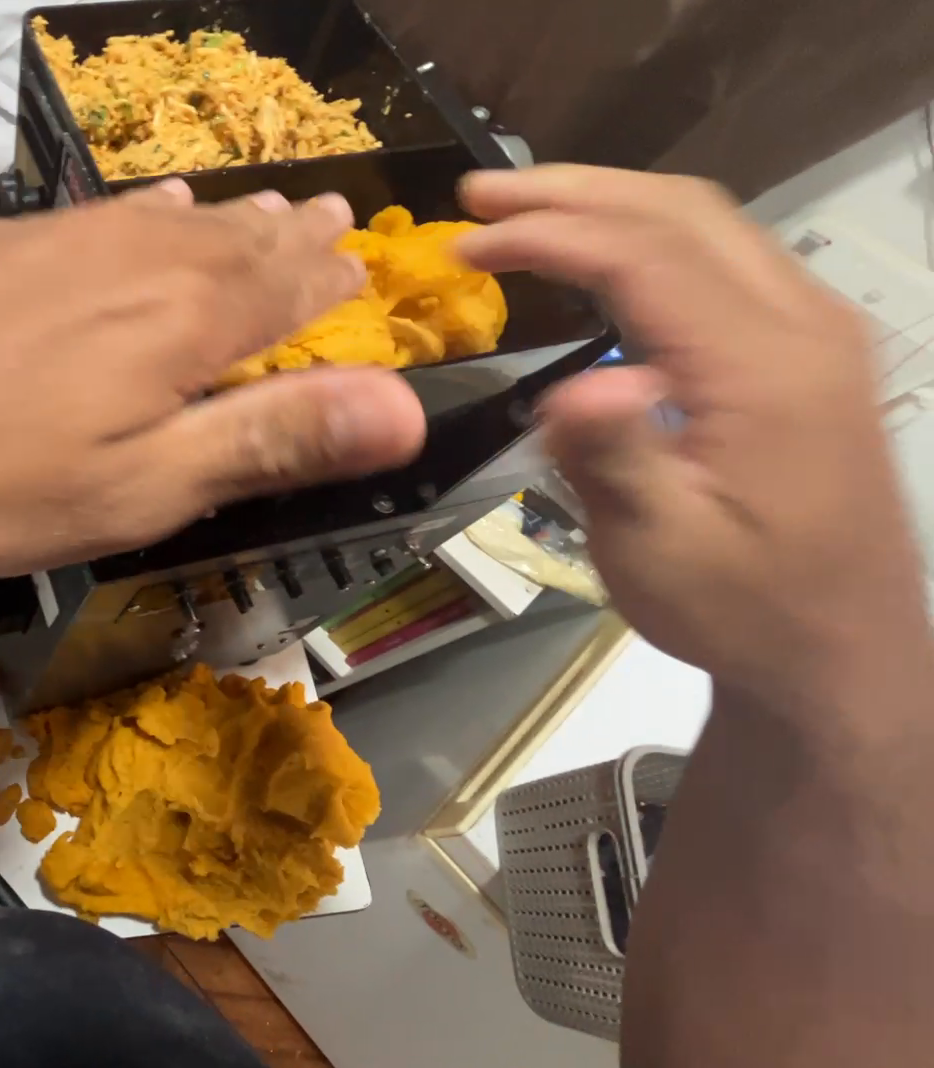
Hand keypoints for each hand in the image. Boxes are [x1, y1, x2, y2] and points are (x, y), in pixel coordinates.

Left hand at [0, 182, 425, 575]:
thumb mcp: (140, 490)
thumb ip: (269, 441)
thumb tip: (407, 409)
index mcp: (182, 321)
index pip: (289, 288)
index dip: (333, 283)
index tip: (362, 269)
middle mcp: (131, 258)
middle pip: (236, 242)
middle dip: (291, 238)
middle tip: (330, 222)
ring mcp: (54, 243)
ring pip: (167, 222)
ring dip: (223, 223)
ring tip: (260, 214)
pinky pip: (94, 218)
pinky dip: (139, 217)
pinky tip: (144, 212)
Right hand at [456, 166, 928, 697]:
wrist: (835, 644)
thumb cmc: (734, 600)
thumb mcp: (659, 546)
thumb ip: (618, 459)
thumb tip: (576, 385)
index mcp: (762, 366)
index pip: (646, 258)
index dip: (548, 236)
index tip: (463, 244)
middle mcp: (799, 325)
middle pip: (684, 213)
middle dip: (572, 191)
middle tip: (478, 196)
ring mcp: (807, 333)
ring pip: (705, 225)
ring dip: (604, 204)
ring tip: (518, 211)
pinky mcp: (795, 353)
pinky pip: (714, 260)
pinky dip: (636, 238)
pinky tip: (589, 257)